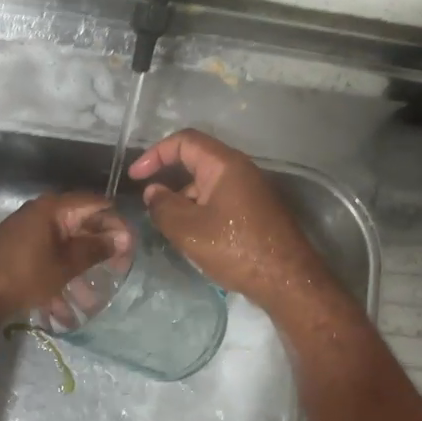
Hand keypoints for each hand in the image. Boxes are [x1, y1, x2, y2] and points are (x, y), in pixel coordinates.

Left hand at [0, 193, 130, 320]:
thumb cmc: (25, 275)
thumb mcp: (66, 264)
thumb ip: (97, 248)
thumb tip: (123, 237)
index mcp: (54, 208)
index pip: (98, 205)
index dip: (118, 225)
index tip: (129, 250)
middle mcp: (41, 215)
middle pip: (81, 228)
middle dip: (100, 254)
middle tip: (116, 275)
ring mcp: (28, 234)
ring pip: (64, 252)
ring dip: (79, 277)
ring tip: (89, 306)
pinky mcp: (18, 253)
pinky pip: (47, 263)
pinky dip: (58, 283)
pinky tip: (63, 315)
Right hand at [129, 129, 324, 307]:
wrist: (286, 278)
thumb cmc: (235, 249)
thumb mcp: (188, 230)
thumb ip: (163, 207)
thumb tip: (153, 193)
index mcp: (224, 165)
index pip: (184, 141)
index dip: (155, 154)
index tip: (135, 176)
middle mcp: (239, 170)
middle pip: (195, 161)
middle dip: (168, 178)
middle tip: (148, 202)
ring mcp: (249, 190)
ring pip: (206, 184)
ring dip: (182, 199)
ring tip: (166, 226)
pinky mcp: (253, 210)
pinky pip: (218, 200)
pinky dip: (198, 211)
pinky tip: (191, 236)